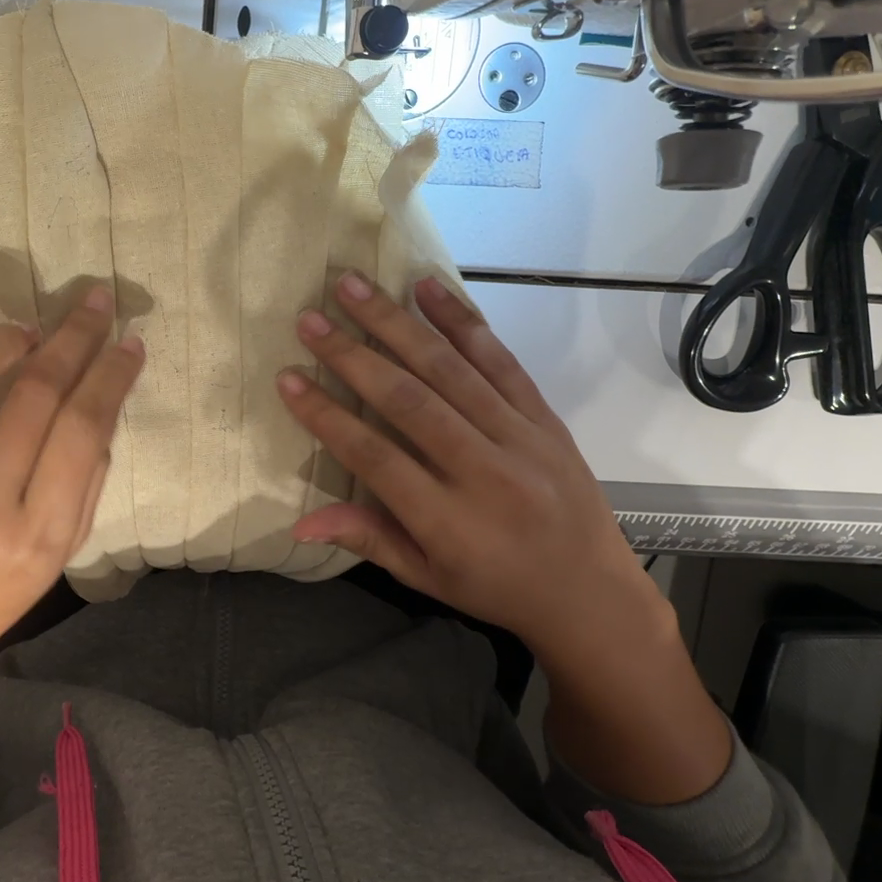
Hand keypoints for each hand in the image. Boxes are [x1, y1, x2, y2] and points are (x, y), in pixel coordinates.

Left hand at [0, 286, 143, 875]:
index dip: (110, 374)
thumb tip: (99, 396)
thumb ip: (87, 478)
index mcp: (34, 534)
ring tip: (21, 332)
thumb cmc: (0, 592)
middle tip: (93, 305)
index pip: (82, 430)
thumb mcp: (63, 550)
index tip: (127, 342)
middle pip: (31, 397)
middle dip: (72, 338)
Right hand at [279, 273, 729, 804]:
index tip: (288, 378)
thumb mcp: (426, 578)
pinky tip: (428, 287)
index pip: (375, 457)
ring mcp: (520, 438)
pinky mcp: (545, 417)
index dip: (327, 416)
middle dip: (353, 356)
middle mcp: (484, 471)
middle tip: (311, 319)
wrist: (594, 594)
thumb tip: (299, 524)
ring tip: (355, 287)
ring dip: (397, 323)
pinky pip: (500, 360)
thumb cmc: (496, 589)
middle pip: (409, 401)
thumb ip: (368, 539)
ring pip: (450, 369)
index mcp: (448, 520)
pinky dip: (463, 320)